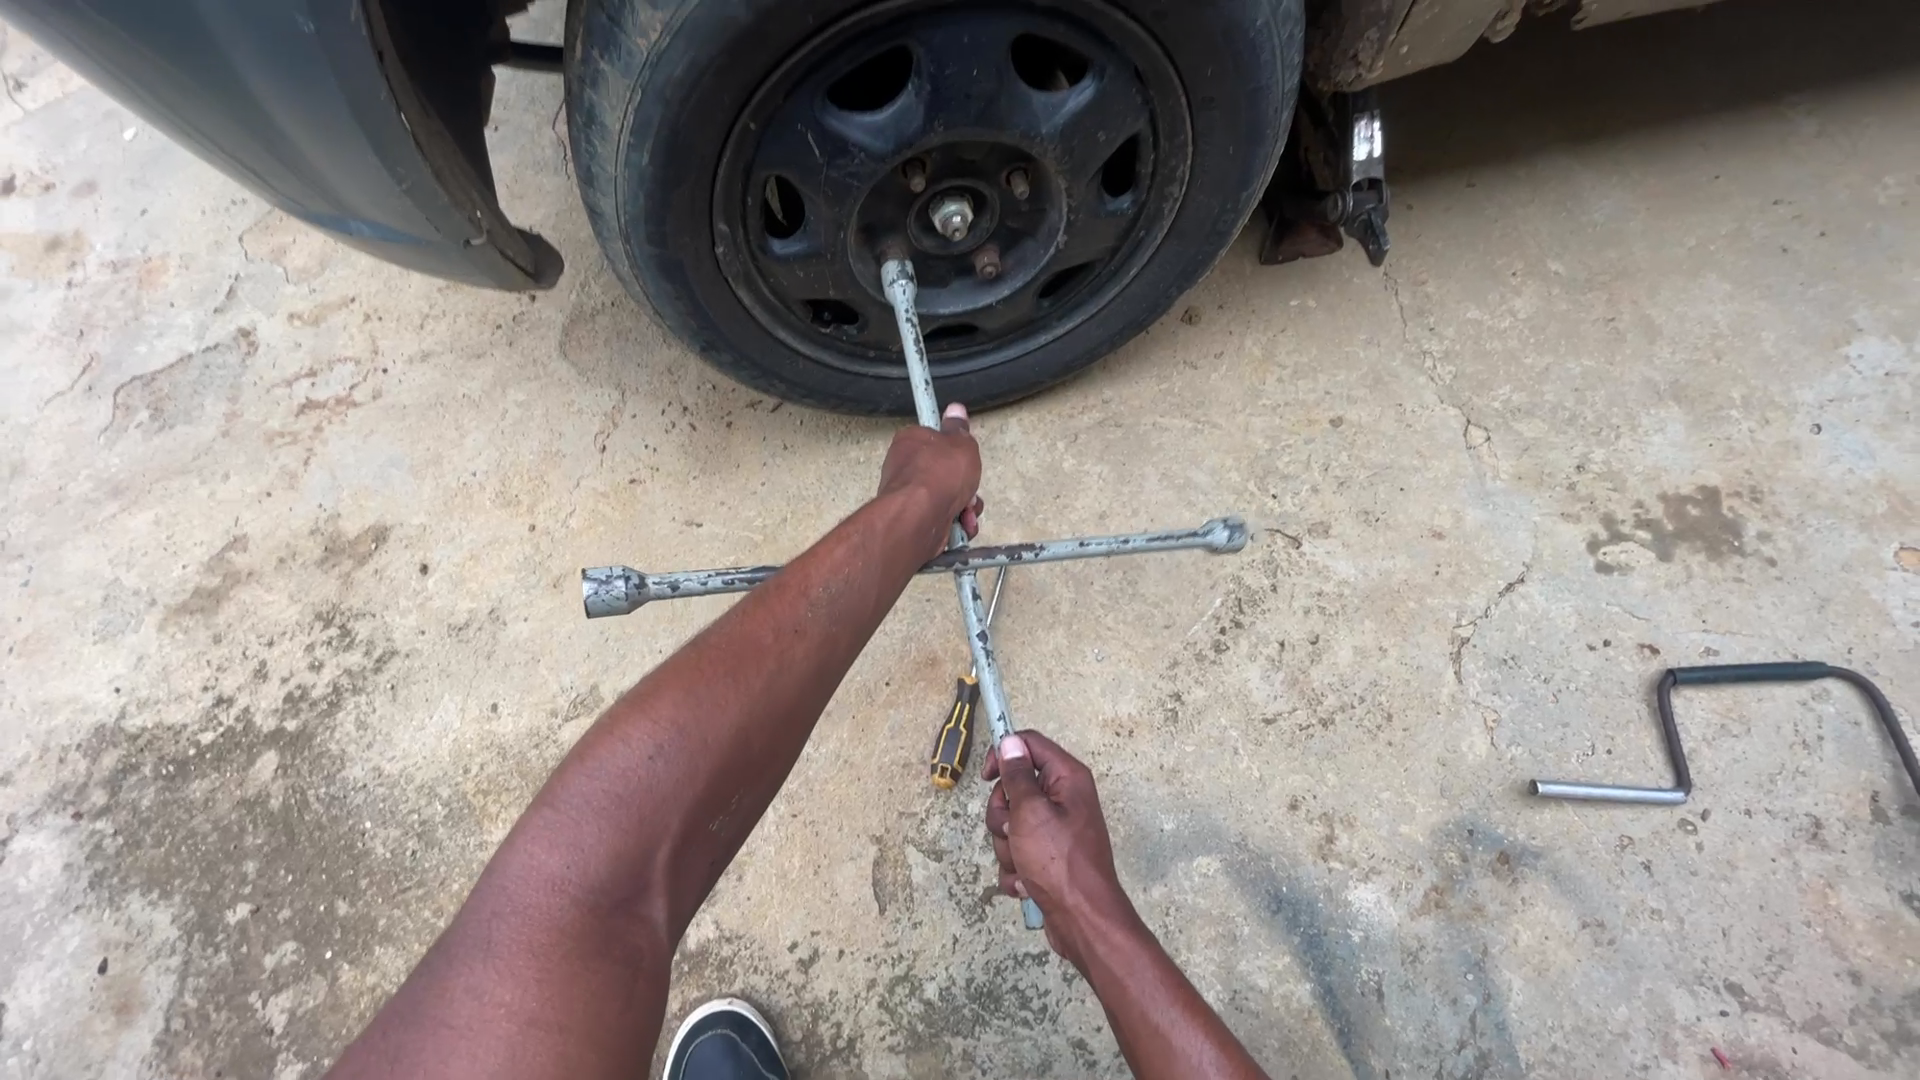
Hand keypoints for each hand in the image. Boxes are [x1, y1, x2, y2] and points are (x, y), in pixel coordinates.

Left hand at [876, 402, 983, 555]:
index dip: (954, 451)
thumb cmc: (939, 473)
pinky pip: (942, 520)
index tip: (965, 458)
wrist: (921, 515)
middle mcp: (905, 469)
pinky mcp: (914, 522)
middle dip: (965, 486)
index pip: (935, 441)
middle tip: (970, 490)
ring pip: (946, 500)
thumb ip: (960, 429)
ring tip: (967, 512)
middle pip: (945, 475)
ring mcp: (908, 498)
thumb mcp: (960, 443)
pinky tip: (962, 527)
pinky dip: (956, 525)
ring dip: (964, 508)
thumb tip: (956, 409)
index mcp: (911, 442)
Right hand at [984, 730, 1135, 971]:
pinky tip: (1026, 883)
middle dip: (1003, 814)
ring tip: (1023, 864)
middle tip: (1013, 830)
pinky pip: (1017, 851)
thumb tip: (1010, 742)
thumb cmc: (1058, 861)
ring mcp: (1055, 830)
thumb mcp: (1030, 811)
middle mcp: (1063, 798)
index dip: (1004, 754)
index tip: (987, 777)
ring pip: (1011, 823)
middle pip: (1014, 788)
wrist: (1082, 921)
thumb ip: (1017, 775)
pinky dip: (1016, 868)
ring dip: (1008, 846)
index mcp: (1066, 778)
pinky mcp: (1047, 857)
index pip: (1028, 744)